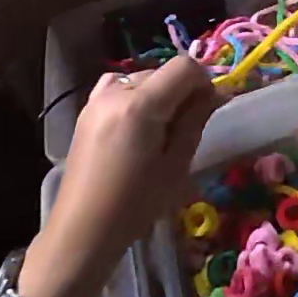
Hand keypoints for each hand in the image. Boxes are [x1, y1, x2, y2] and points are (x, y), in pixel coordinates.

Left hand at [22, 56, 223, 296]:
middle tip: (189, 125)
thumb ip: (195, 121)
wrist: (83, 229)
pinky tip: (138, 121)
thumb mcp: (176, 166)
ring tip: (161, 127)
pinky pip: (119, 86)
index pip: (184, 67)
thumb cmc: (135, 204)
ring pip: (142, 77)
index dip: (204, 82)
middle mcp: (116, 91)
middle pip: (163, 71)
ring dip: (160, 92)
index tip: (210, 107)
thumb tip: (214, 94)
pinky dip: (135, 94)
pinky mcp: (87, 109)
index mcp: (140, 105)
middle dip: (183, 89)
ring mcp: (97, 98)